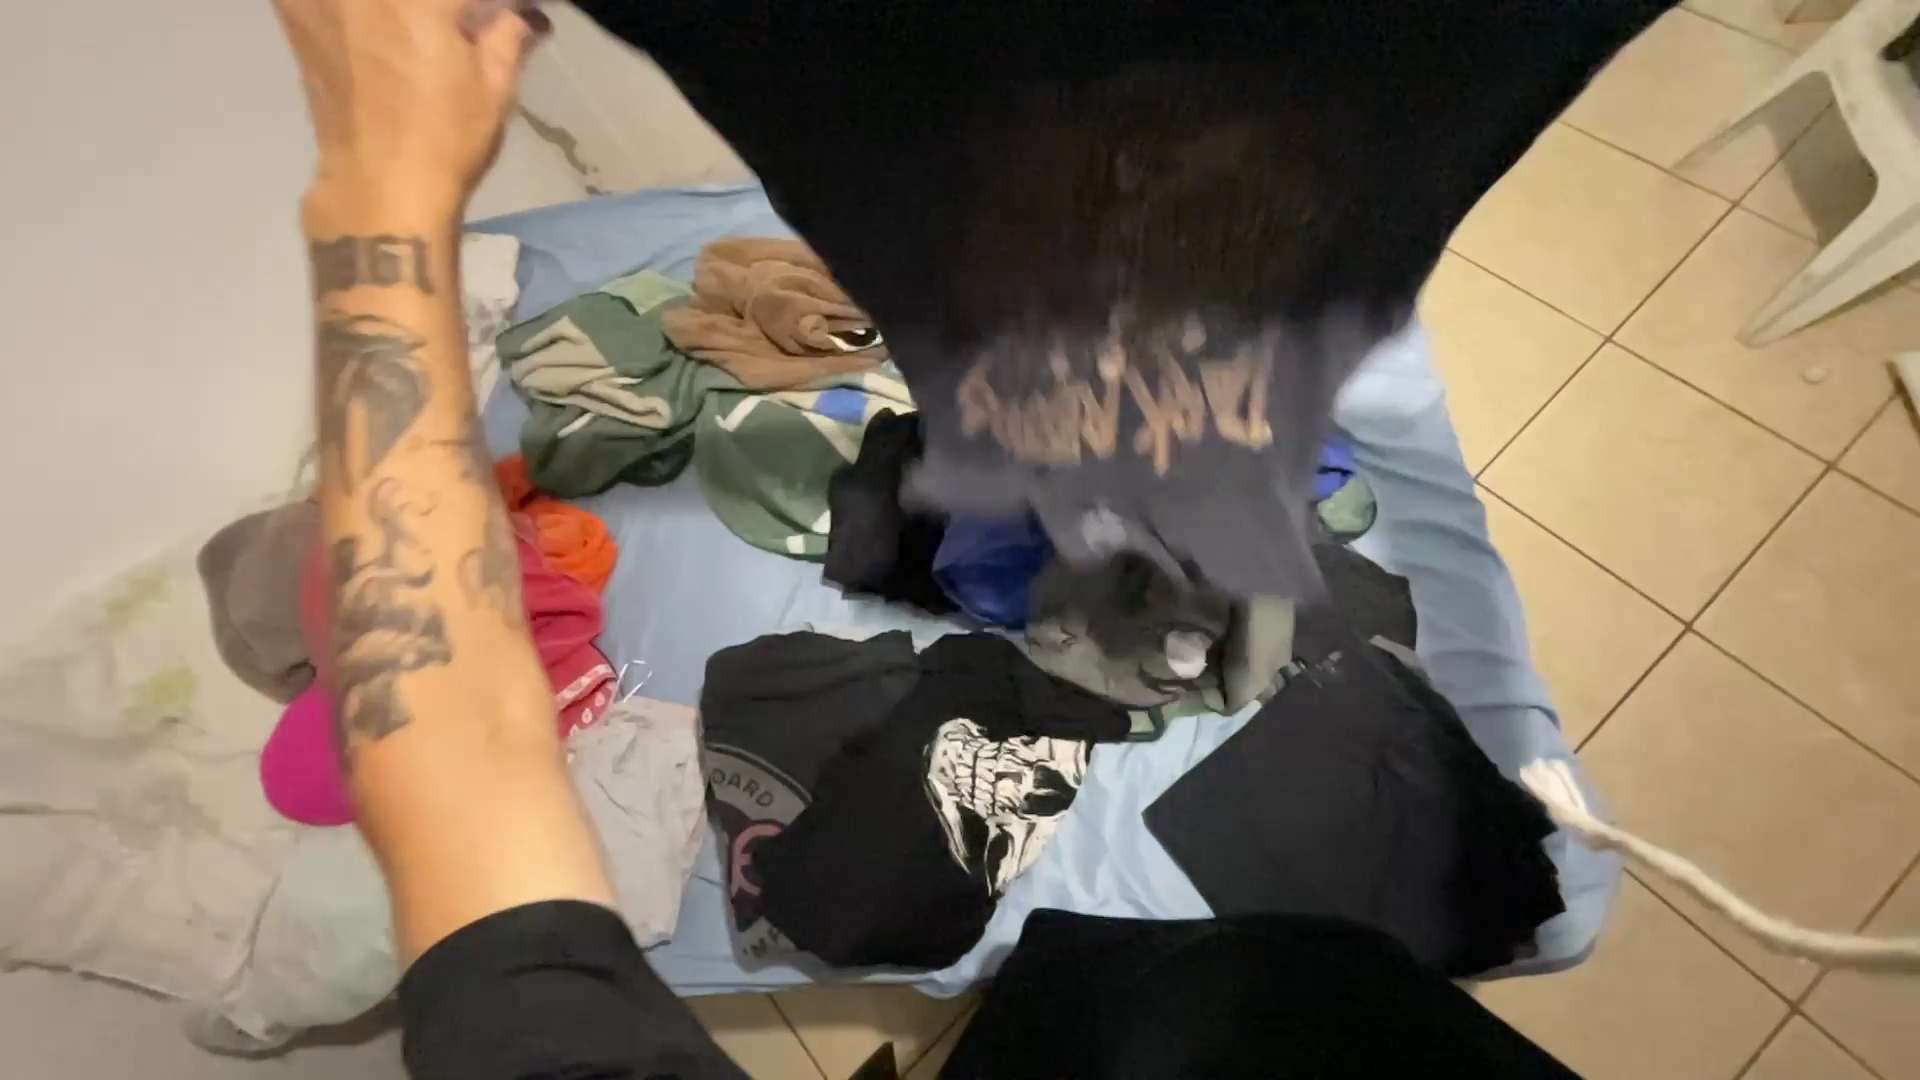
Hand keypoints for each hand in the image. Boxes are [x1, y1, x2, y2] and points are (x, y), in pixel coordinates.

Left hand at [275, 0, 547, 216]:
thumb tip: (524, 16)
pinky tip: (366, 24)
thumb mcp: (493, 91)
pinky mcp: (293, 6)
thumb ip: (507, 38)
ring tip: (417, 35)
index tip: (506, 16)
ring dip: (403, 14)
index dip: (492, 7)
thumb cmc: (448, 140)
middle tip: (462, 28)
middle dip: (443, 11)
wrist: (381, 181)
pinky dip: (353, 10)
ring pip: (378, 3)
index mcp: (419, 1)